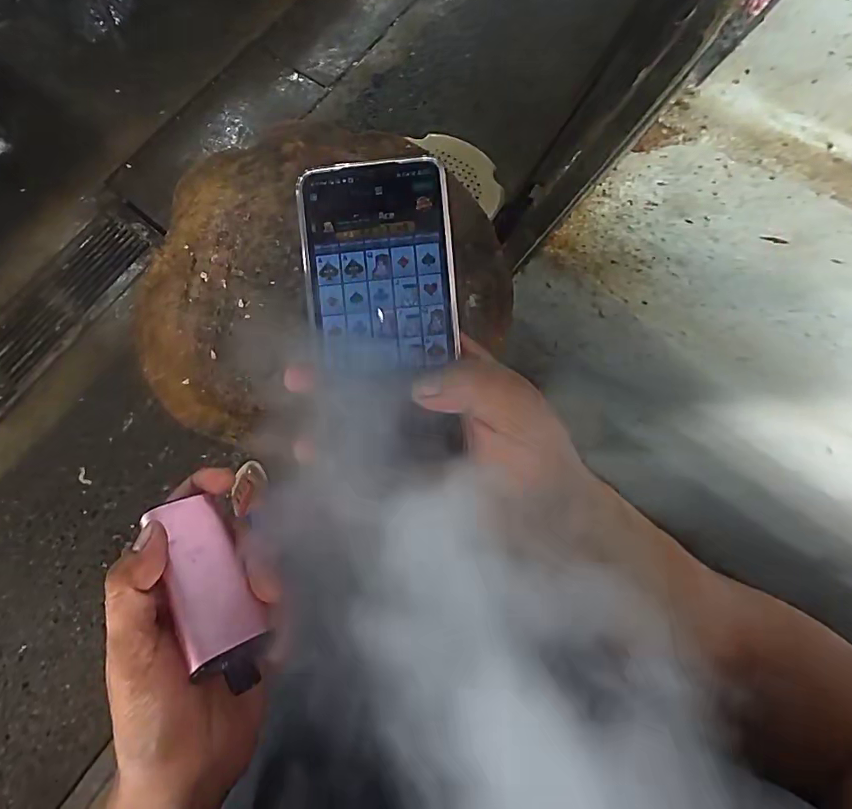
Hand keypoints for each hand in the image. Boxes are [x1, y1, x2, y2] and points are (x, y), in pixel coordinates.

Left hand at [105, 467, 274, 808]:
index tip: (224, 482)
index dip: (199, 493)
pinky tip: (273, 640)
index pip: (177, 522)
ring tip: (265, 603)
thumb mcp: (128, 654)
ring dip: (269, 573)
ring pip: (259, 561)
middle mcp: (197, 587)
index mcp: (160, 585)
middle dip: (246, 532)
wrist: (189, 777)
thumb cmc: (147, 718)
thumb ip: (130, 593)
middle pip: (226, 532)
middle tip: (252, 554)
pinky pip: (281, 602)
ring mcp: (231, 607)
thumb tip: (156, 532)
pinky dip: (284, 612)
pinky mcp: (261, 631)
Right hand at [282, 339, 593, 495]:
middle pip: (378, 380)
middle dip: (337, 376)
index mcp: (457, 369)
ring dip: (332, 424)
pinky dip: (344, 469)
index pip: (412, 340)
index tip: (338, 327)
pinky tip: (321, 470)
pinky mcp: (409, 479)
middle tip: (299, 377)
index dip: (376, 330)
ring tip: (304, 440)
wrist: (553, 524)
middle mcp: (430, 400)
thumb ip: (475, 386)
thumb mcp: (516, 407)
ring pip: (367, 423)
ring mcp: (416, 441)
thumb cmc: (539, 455)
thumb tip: (419, 383)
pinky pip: (371, 470)